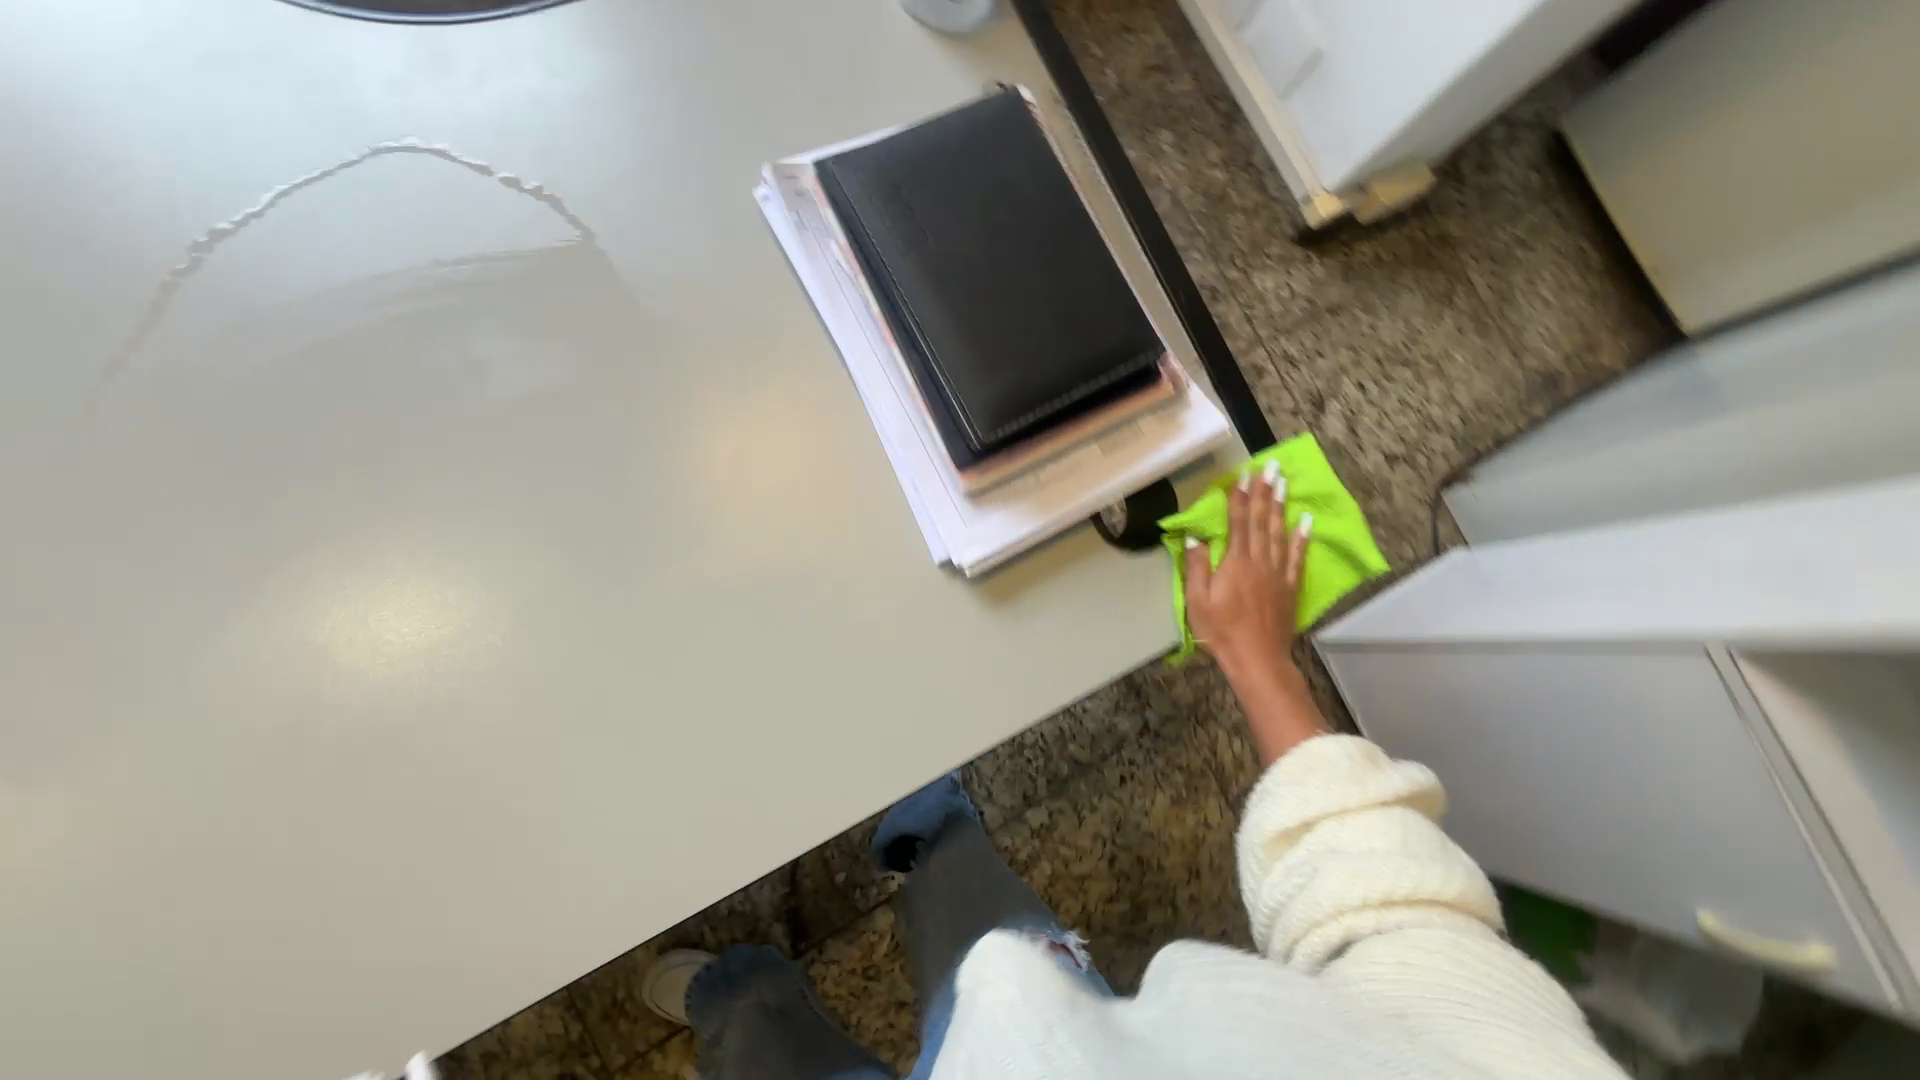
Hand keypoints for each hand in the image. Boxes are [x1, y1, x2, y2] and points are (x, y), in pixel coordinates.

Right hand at [1183, 463, 1309, 680]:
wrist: (1257, 659)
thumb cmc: (1221, 631)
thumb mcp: (1197, 601)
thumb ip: (1197, 567)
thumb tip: (1195, 536)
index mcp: (1235, 563)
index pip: (1238, 522)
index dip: (1240, 497)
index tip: (1244, 475)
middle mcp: (1260, 561)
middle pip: (1262, 521)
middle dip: (1265, 492)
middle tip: (1271, 467)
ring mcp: (1278, 573)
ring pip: (1280, 533)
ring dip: (1281, 506)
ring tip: (1284, 483)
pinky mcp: (1290, 587)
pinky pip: (1298, 557)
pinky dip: (1302, 537)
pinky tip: (1305, 522)